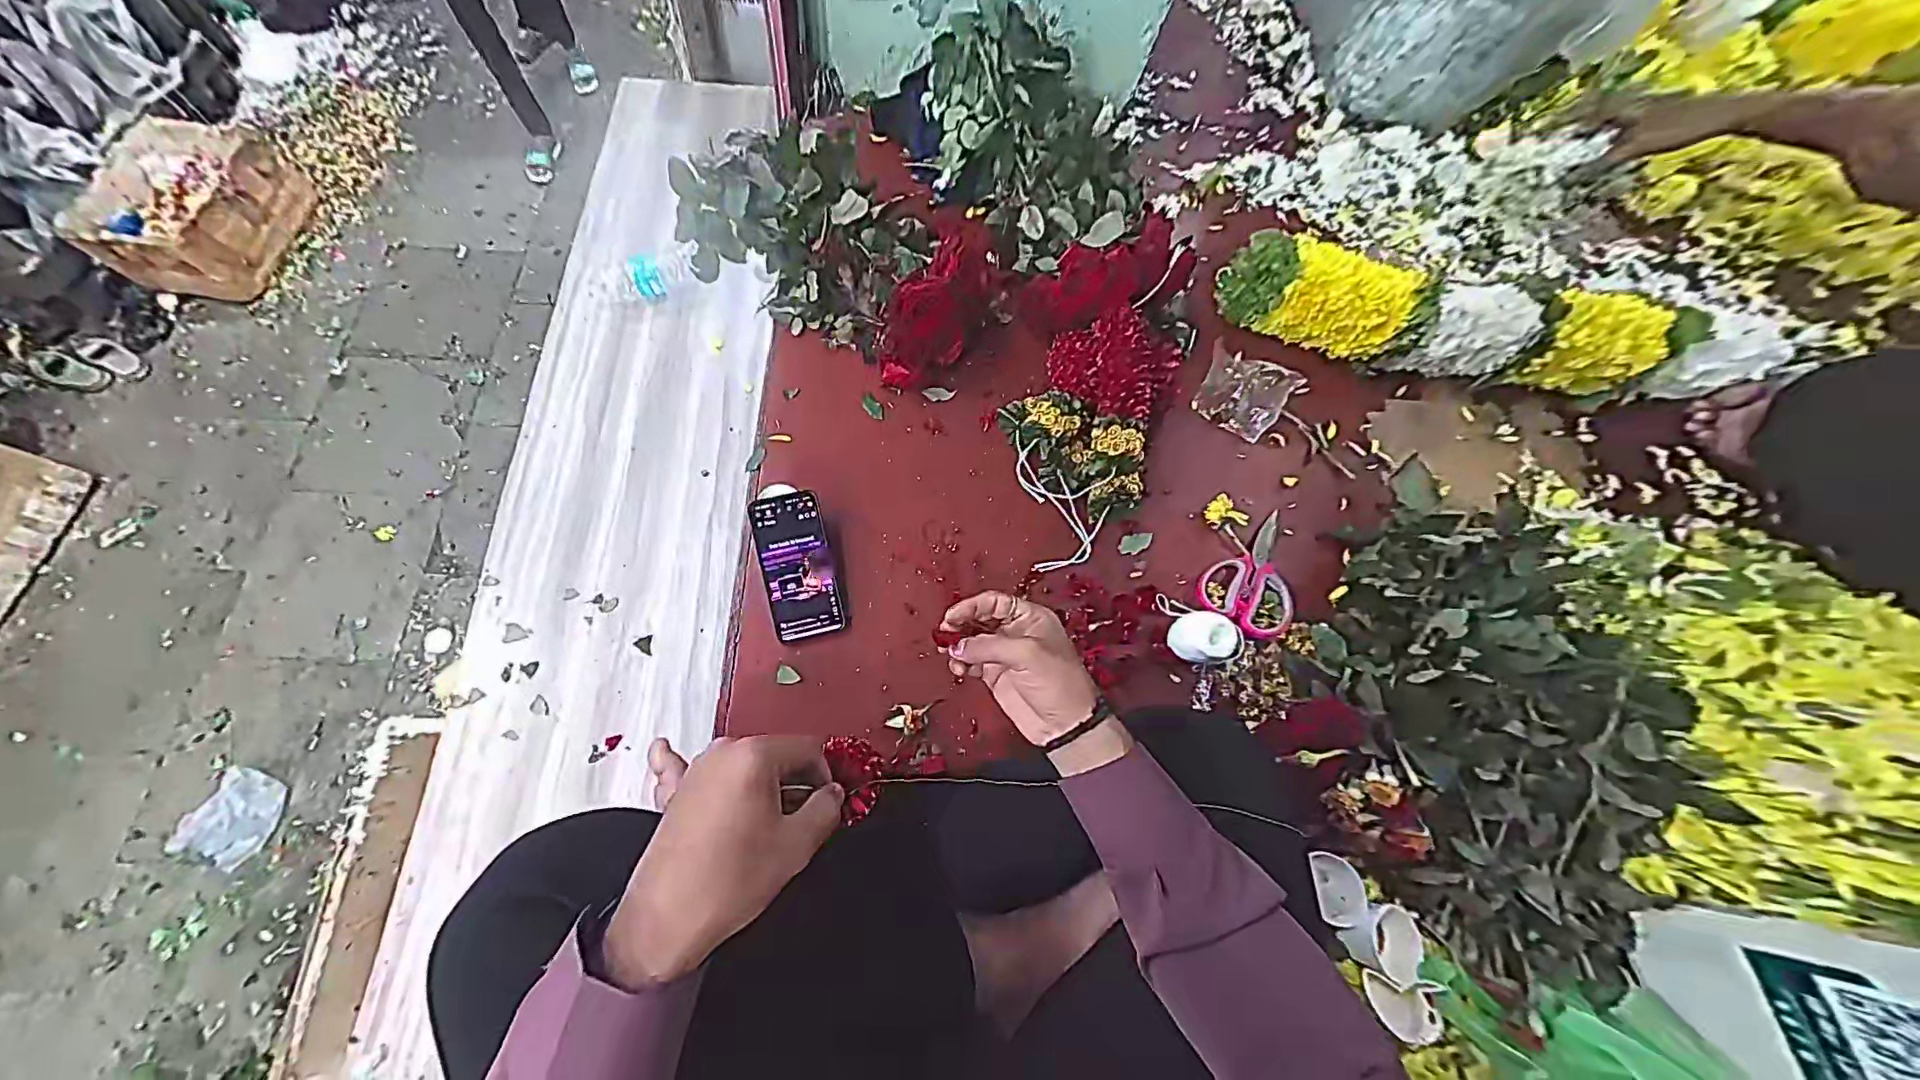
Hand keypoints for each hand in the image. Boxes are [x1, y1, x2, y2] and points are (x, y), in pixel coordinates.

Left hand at [603, 736, 842, 987]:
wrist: (664, 922)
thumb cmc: (725, 883)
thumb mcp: (797, 845)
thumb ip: (826, 809)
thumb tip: (831, 796)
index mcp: (754, 755)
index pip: (809, 748)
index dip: (826, 776)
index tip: (828, 802)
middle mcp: (722, 752)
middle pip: (778, 755)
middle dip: (796, 783)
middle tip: (802, 820)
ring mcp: (696, 770)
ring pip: (746, 766)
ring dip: (762, 786)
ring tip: (765, 824)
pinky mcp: (675, 793)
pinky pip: (687, 768)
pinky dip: (696, 769)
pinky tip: (669, 752)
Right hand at [941, 591, 1101, 747]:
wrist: (1066, 724)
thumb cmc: (1063, 685)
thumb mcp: (1028, 655)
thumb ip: (990, 645)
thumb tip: (960, 645)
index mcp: (1030, 618)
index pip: (995, 602)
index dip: (972, 606)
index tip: (953, 616)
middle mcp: (1016, 633)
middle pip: (980, 618)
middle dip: (961, 624)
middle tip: (946, 633)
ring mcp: (1005, 654)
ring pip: (972, 640)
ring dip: (958, 645)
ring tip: (950, 652)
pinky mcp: (996, 674)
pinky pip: (971, 662)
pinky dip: (961, 663)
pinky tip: (958, 667)